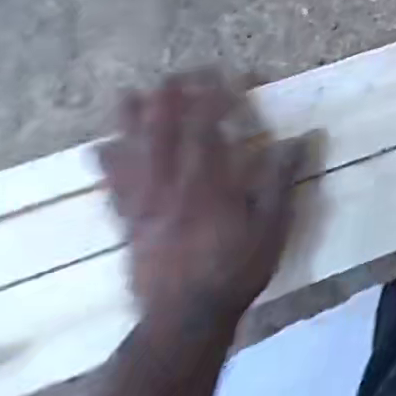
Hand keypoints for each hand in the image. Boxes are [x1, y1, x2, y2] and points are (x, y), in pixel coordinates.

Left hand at [98, 71, 312, 333]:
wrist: (184, 320)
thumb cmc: (235, 271)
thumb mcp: (272, 228)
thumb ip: (280, 181)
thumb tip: (297, 140)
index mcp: (206, 182)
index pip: (207, 127)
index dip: (213, 97)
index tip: (223, 76)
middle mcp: (170, 185)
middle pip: (164, 131)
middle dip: (170, 99)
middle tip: (175, 75)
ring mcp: (144, 204)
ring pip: (133, 153)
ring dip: (131, 121)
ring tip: (129, 95)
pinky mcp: (129, 223)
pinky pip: (113, 186)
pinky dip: (107, 164)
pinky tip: (98, 149)